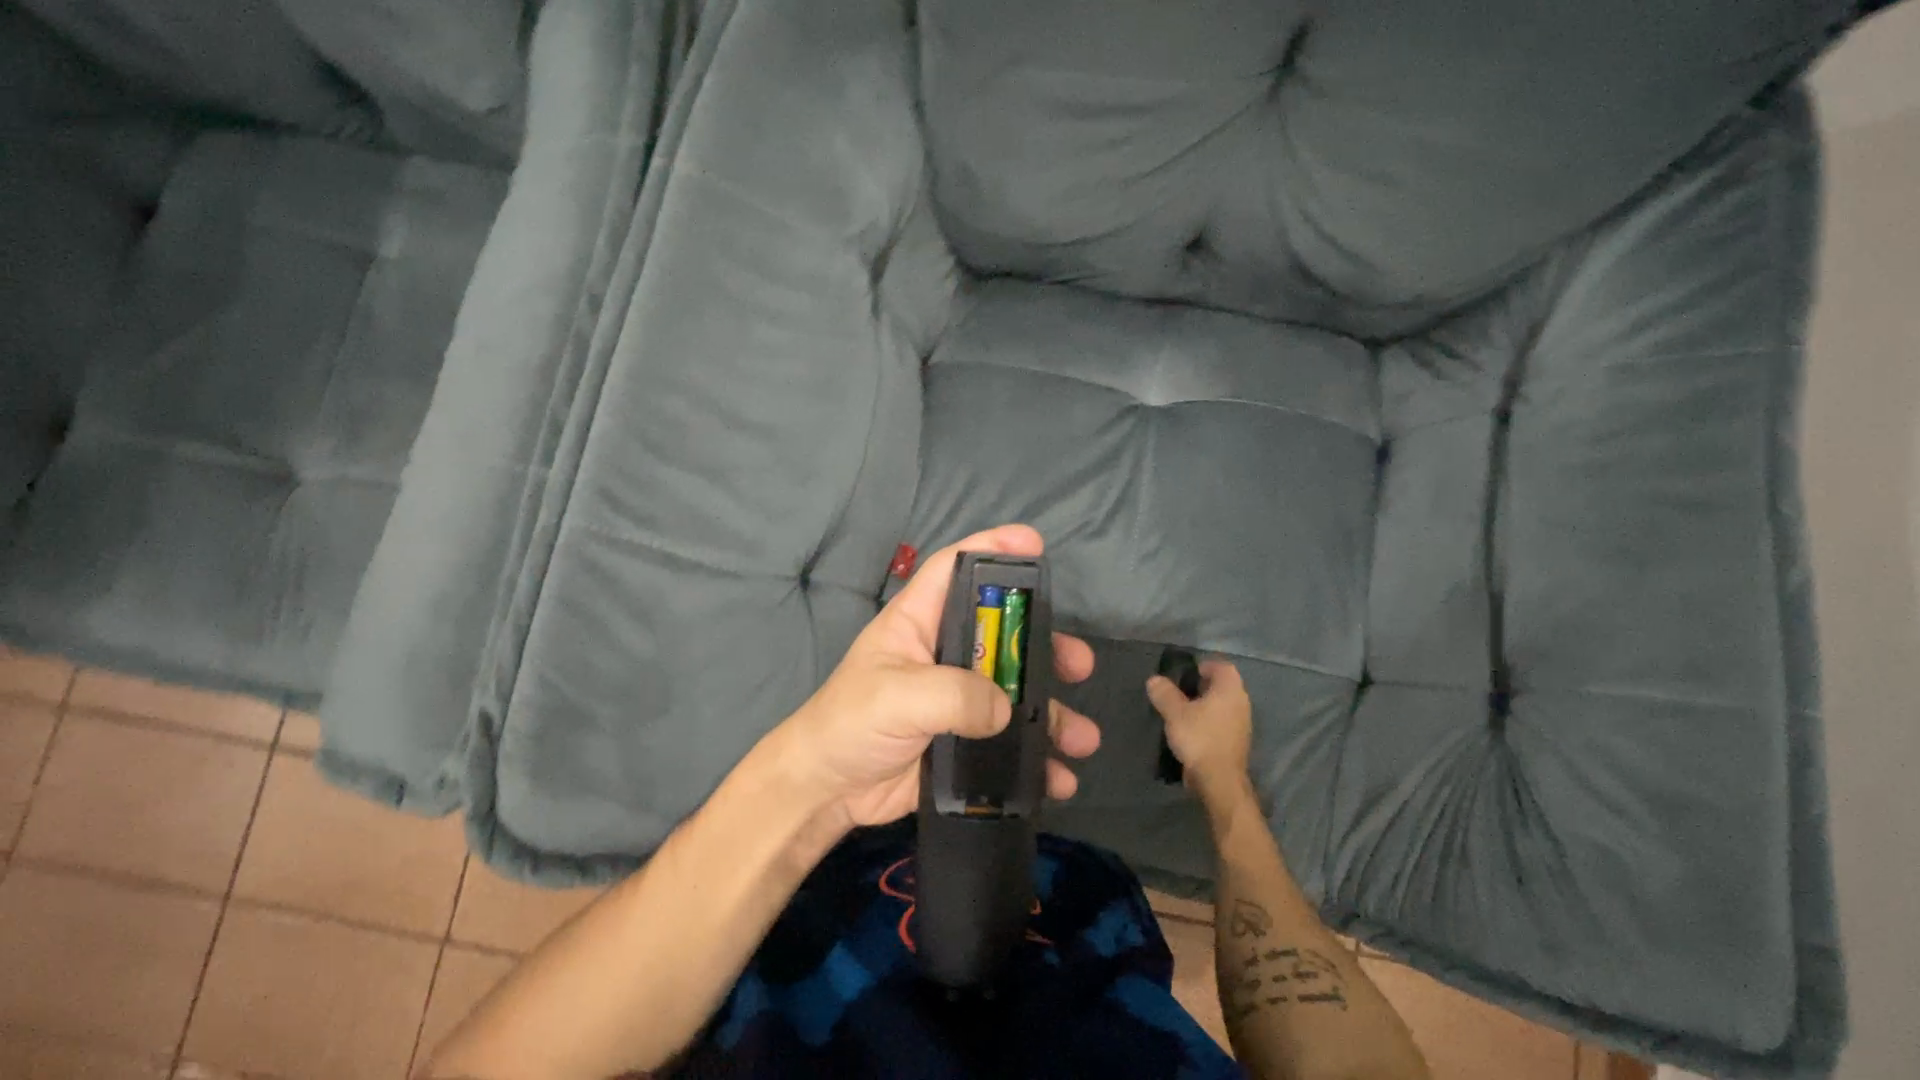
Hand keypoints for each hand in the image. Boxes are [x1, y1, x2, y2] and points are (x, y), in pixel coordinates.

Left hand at [776, 524, 1100, 828]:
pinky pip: (1010, 745)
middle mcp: (943, 655)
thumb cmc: (850, 724)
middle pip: (1004, 636)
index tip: (1035, 543)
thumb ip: (955, 695)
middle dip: (1046, 648)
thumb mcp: (898, 698)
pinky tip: (1060, 780)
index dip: (993, 547)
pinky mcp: (963, 742)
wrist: (827, 791)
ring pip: (1016, 695)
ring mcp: (956, 701)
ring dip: (1052, 714)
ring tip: (1083, 739)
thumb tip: (1007, 711)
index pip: (955, 569)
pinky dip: (1038, 761)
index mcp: (918, 624)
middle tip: (1078, 664)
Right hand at [1146, 659, 1251, 798]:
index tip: (1185, 674)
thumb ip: (1164, 694)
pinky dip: (1209, 721)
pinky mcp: (1236, 741)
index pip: (1222, 666)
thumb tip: (1154, 680)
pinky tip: (1191, 730)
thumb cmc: (1199, 738)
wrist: (1219, 779)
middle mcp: (1241, 702)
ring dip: (1205, 705)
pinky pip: (1222, 722)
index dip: (1204, 666)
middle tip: (1179, 691)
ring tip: (1182, 711)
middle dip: (1202, 686)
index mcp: (1229, 689)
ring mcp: (1241, 723)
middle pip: (1223, 685)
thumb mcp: (1175, 713)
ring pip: (1223, 705)